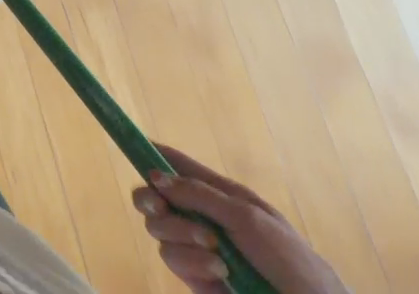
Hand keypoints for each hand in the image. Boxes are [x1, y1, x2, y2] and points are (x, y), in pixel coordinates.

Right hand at [132, 145, 348, 293]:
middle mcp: (199, 215)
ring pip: (157, 228)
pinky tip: (218, 270)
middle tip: (160, 208)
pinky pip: (171, 258)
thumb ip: (199, 195)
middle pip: (151, 196)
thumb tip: (153, 175)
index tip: (130, 145)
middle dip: (152, 201)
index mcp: (216, 193)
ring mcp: (193, 245)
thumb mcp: (248, 217)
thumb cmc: (288, 257)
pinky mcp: (193, 273)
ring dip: (181, 235)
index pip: (175, 165)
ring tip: (214, 250)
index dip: (151, 153)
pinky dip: (191, 262)